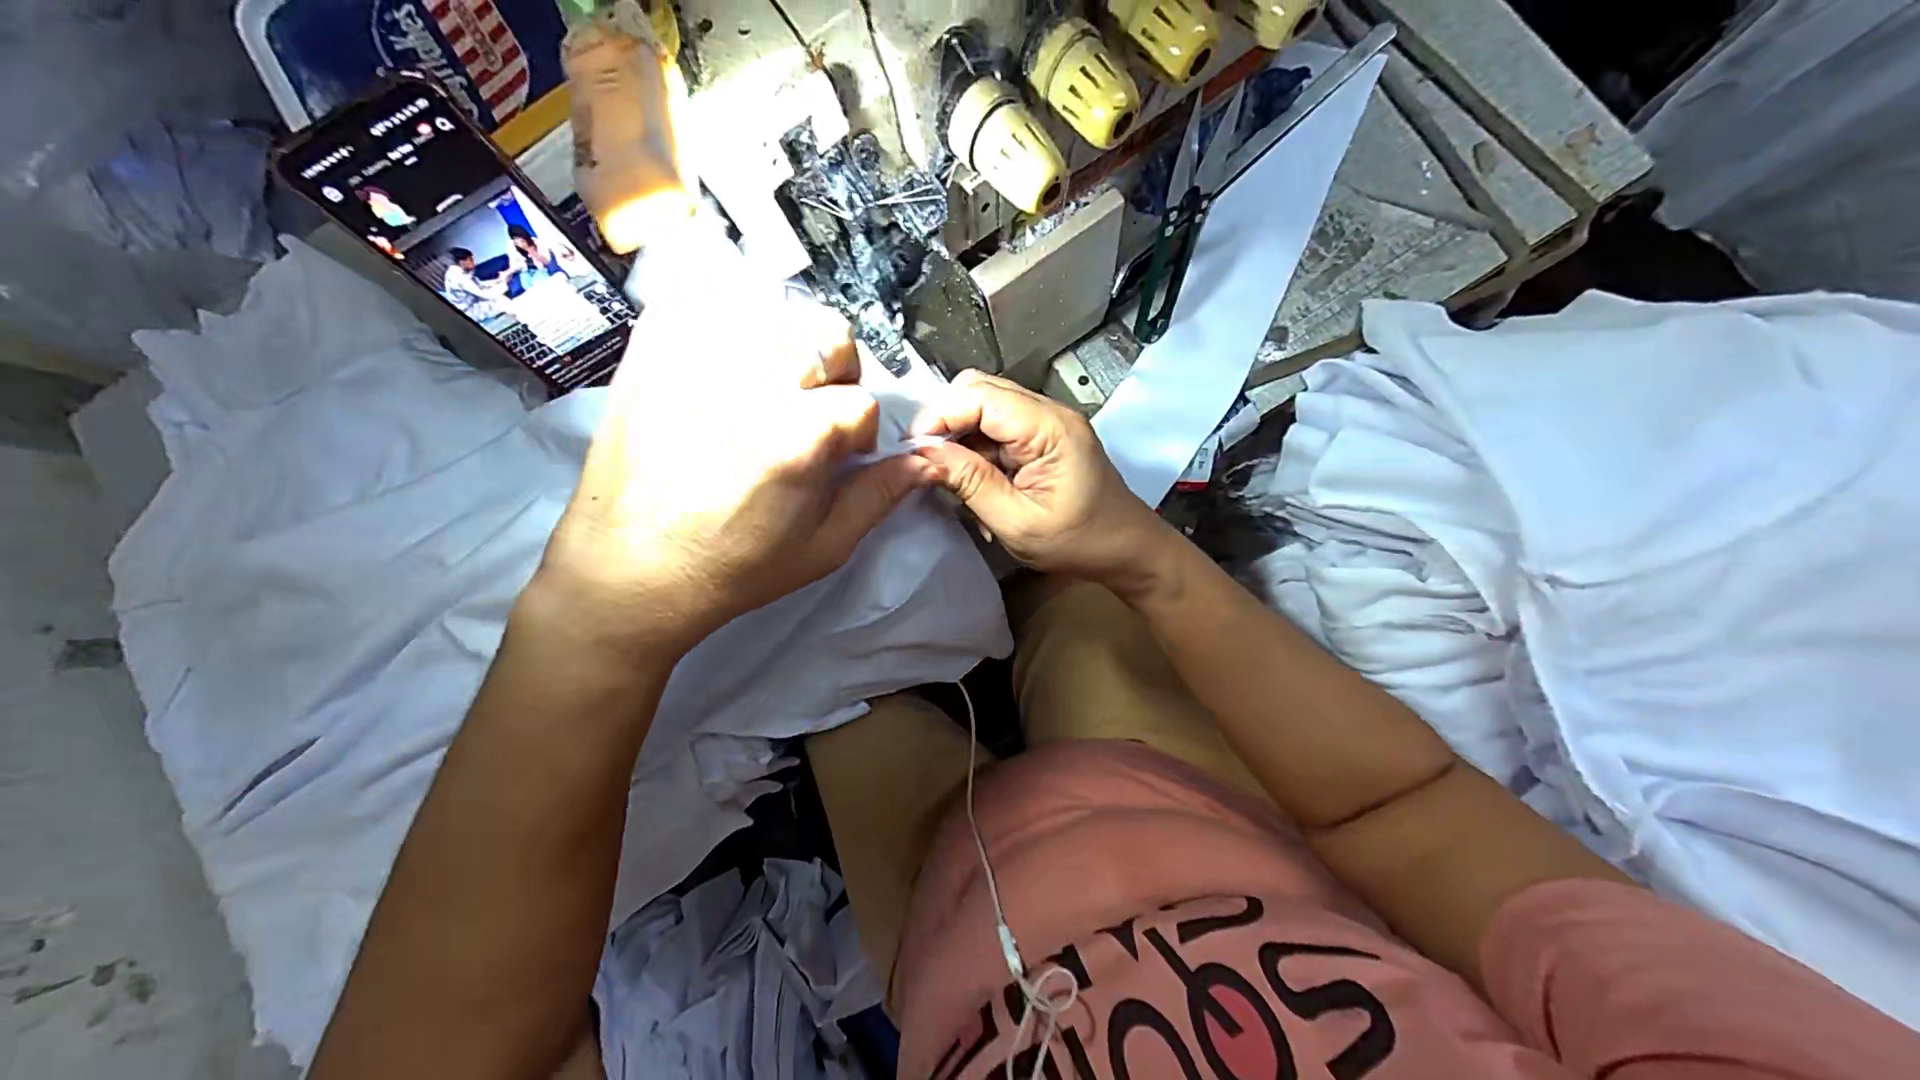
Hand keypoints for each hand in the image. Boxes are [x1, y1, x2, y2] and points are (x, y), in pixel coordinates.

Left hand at [537, 299, 935, 655]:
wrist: (632, 569)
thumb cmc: (733, 567)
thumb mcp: (823, 546)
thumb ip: (879, 496)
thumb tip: (924, 461)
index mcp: (797, 434)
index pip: (863, 401)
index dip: (860, 434)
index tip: (839, 458)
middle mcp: (751, 382)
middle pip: (828, 335)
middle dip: (835, 375)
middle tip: (810, 414)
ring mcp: (698, 358)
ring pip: (776, 312)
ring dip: (788, 348)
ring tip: (768, 391)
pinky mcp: (654, 350)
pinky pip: (708, 303)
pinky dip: (728, 325)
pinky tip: (724, 369)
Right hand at [912, 369, 1176, 591]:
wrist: (1127, 550)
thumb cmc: (1080, 542)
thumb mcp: (1017, 522)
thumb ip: (969, 483)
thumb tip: (923, 454)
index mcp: (1049, 428)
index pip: (978, 396)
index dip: (939, 417)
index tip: (914, 450)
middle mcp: (1049, 412)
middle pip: (979, 391)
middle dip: (946, 423)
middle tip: (929, 463)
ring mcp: (1047, 421)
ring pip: (984, 407)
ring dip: (960, 438)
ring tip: (953, 477)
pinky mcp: (1042, 436)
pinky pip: (997, 427)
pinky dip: (977, 449)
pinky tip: (976, 481)